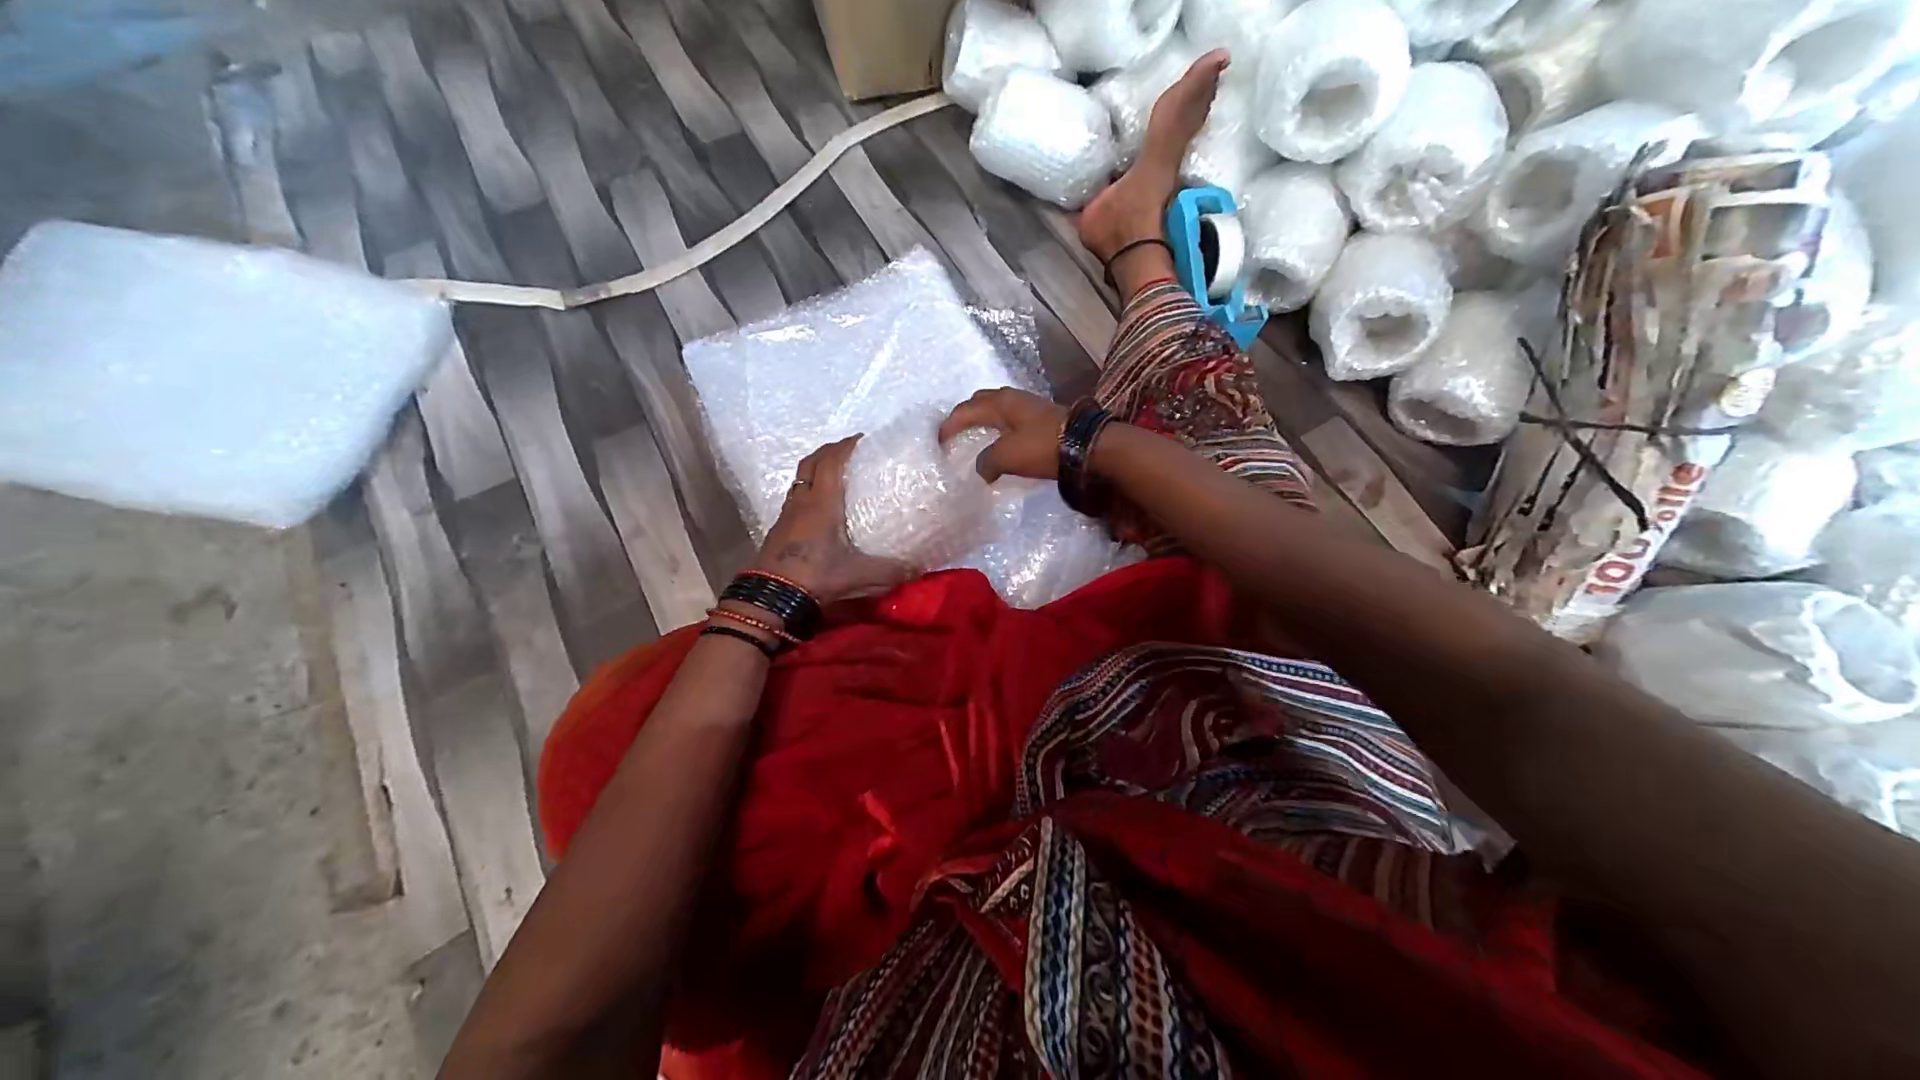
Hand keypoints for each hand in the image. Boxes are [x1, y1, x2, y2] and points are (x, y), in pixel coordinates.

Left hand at [752, 436, 915, 603]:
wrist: (773, 596)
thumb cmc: (817, 576)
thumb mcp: (860, 575)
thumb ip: (891, 571)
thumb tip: (919, 569)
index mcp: (822, 503)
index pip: (831, 462)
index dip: (845, 446)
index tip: (861, 439)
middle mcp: (802, 502)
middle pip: (811, 463)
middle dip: (829, 451)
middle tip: (848, 451)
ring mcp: (786, 514)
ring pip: (800, 480)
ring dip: (816, 471)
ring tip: (835, 475)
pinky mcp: (778, 529)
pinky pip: (794, 498)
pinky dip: (808, 492)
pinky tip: (819, 507)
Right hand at [938, 388, 1068, 481]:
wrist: (1089, 446)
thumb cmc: (1042, 447)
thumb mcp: (1007, 456)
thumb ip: (987, 461)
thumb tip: (982, 468)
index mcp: (1000, 403)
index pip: (965, 410)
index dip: (949, 425)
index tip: (937, 441)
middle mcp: (1013, 398)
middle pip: (981, 401)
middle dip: (966, 415)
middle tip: (956, 433)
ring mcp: (1030, 406)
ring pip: (998, 408)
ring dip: (985, 420)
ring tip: (976, 438)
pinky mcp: (1043, 418)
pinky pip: (1012, 418)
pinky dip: (1000, 427)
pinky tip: (1002, 441)